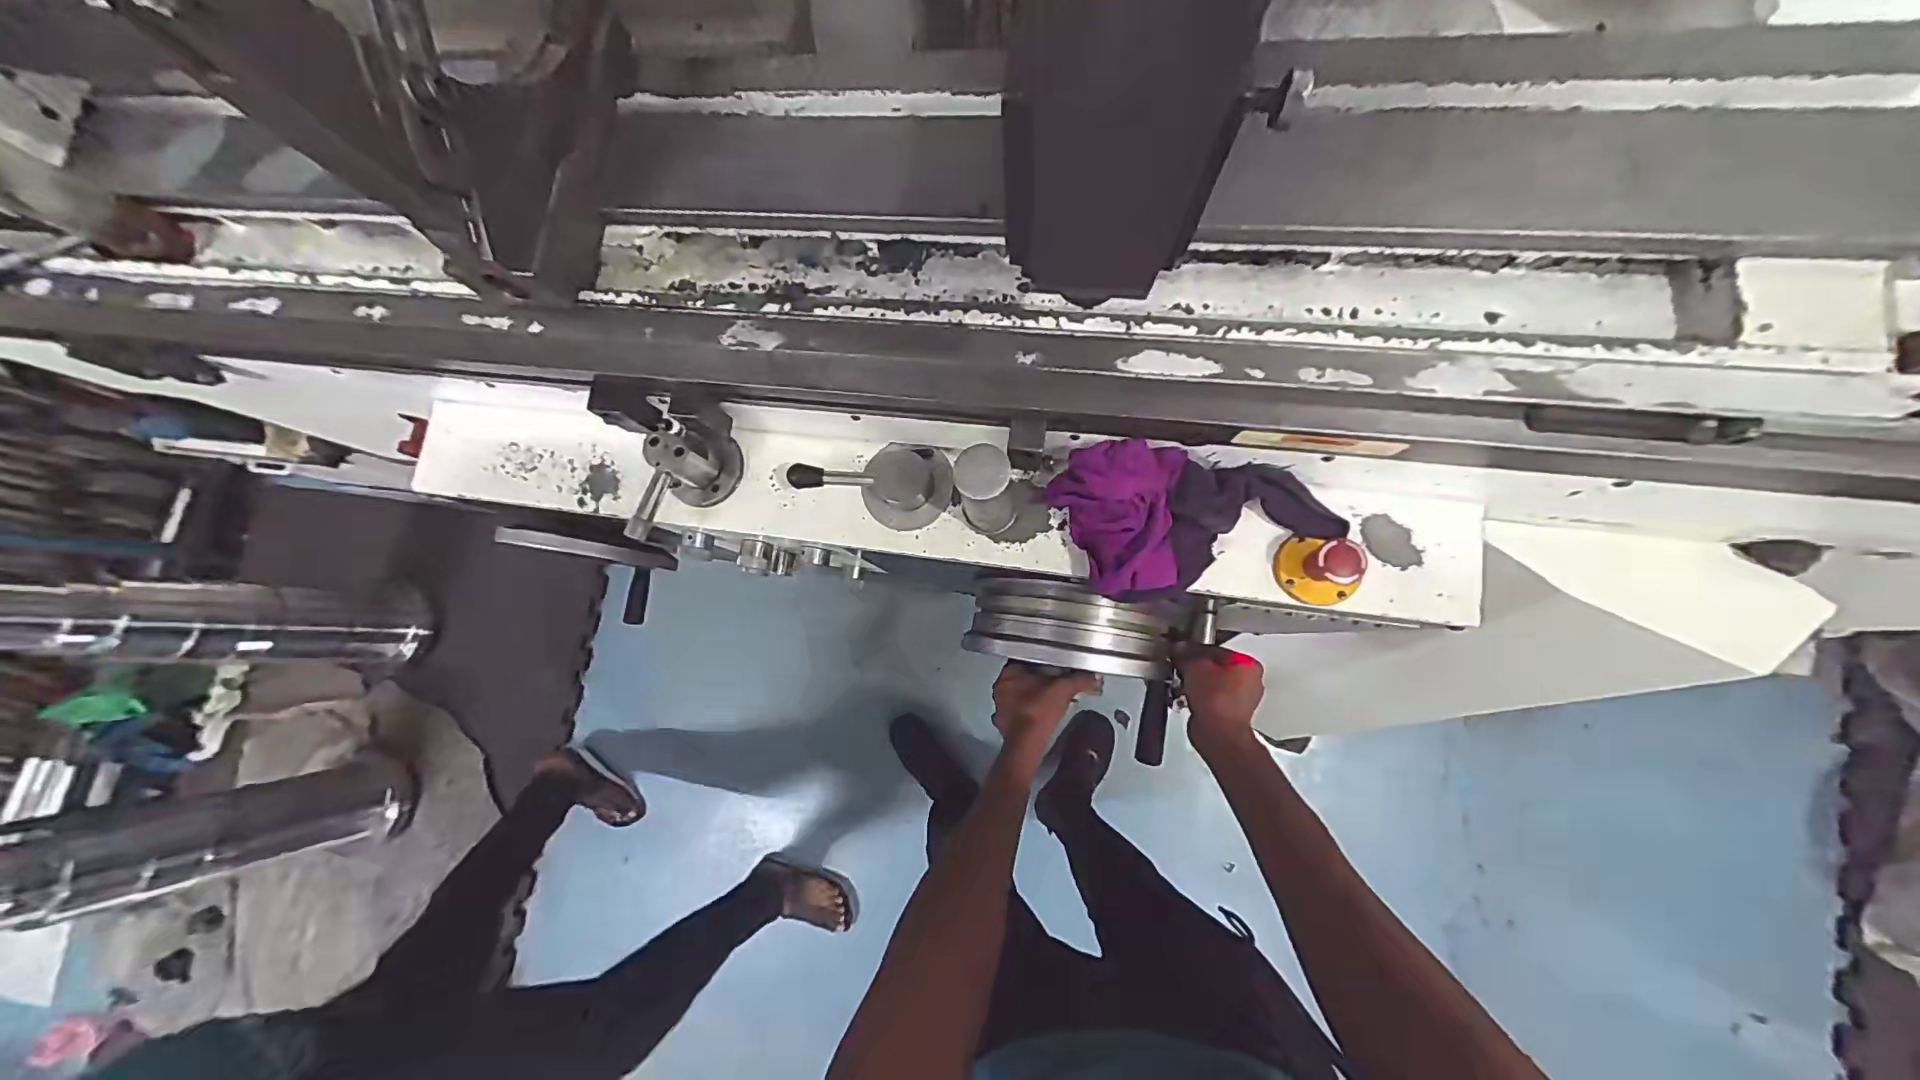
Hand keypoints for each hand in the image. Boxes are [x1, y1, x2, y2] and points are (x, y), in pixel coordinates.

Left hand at [992, 662, 1098, 751]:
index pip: (1024, 660)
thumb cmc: (1039, 711)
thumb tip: (1093, 677)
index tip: (1054, 667)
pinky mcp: (1003, 724)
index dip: (1041, 663)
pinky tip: (1042, 717)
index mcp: (1009, 673)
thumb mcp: (1064, 689)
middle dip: (1038, 681)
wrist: (1027, 742)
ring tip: (1051, 702)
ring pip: (1018, 697)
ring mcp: (1000, 707)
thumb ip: (1079, 679)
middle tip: (1055, 685)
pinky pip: (1018, 713)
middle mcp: (1000, 688)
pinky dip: (1029, 714)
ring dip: (1033, 698)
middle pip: (1021, 678)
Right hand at [1176, 646, 1264, 752]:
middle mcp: (1251, 682)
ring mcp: (1242, 700)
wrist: (1217, 732)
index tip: (1184, 654)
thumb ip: (1186, 653)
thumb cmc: (1217, 702)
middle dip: (1198, 670)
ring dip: (1198, 686)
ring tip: (1185, 687)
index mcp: (1249, 665)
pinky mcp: (1231, 715)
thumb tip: (1181, 650)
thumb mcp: (1194, 666)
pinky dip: (1200, 700)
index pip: (1218, 649)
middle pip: (1217, 668)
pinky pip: (1212, 701)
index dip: (1197, 651)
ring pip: (1214, 685)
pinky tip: (1190, 700)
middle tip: (1184, 670)